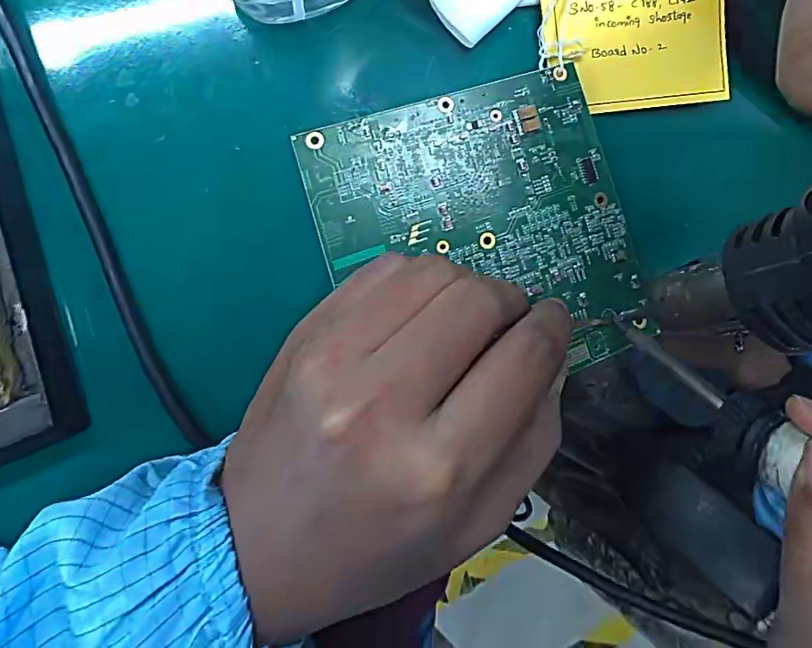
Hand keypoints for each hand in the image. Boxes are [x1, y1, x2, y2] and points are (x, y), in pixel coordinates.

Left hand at [221, 254, 570, 643]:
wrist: (256, 542)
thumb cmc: (375, 545)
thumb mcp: (475, 525)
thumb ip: (534, 438)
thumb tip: (552, 351)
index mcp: (437, 470)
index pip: (523, 358)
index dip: (553, 326)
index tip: (555, 319)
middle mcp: (383, 404)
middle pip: (479, 299)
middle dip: (511, 301)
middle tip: (507, 322)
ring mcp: (335, 356)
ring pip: (435, 271)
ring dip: (466, 285)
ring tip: (460, 318)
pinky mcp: (308, 328)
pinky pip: (387, 266)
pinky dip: (418, 278)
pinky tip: (416, 312)